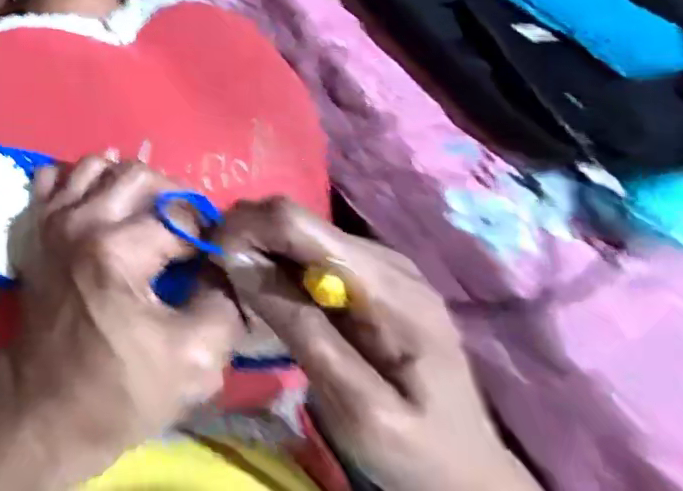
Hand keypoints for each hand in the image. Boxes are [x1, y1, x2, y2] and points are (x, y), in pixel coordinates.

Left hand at [5, 157, 240, 485]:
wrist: (48, 402)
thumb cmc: (120, 387)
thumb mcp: (196, 361)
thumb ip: (222, 304)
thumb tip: (226, 266)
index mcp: (115, 249)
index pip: (178, 214)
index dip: (209, 230)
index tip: (221, 253)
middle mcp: (79, 219)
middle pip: (137, 174)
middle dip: (174, 195)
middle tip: (191, 230)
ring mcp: (51, 217)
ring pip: (96, 165)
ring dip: (129, 182)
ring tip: (150, 216)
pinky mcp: (36, 225)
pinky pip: (54, 176)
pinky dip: (81, 180)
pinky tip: (101, 205)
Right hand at [216, 199, 542, 490]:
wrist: (469, 481)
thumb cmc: (416, 453)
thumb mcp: (357, 406)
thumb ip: (300, 328)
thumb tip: (236, 258)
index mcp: (390, 287)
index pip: (295, 220)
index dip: (244, 229)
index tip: (213, 262)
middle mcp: (385, 259)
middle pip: (291, 217)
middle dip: (246, 239)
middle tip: (223, 282)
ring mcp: (378, 264)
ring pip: (292, 227)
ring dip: (257, 250)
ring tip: (242, 292)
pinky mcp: (366, 275)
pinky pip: (304, 248)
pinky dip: (274, 262)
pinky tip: (271, 297)